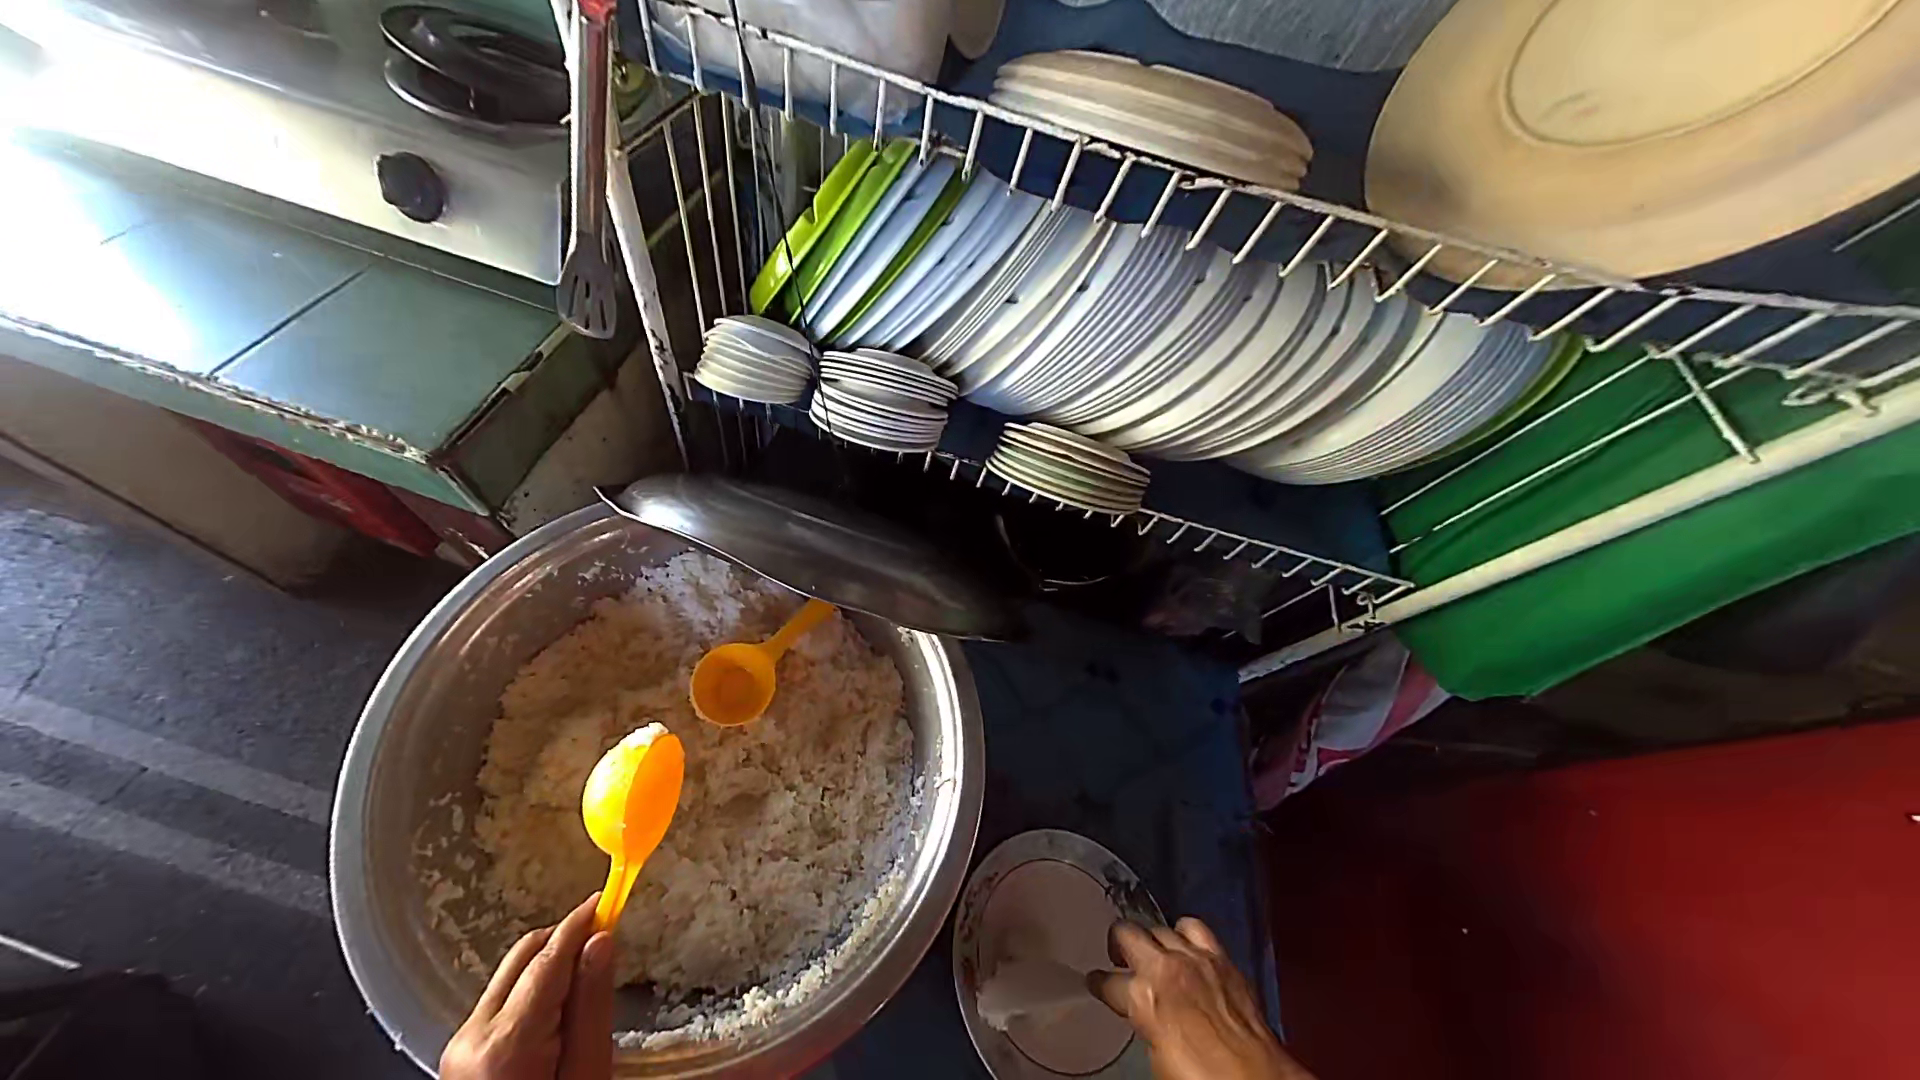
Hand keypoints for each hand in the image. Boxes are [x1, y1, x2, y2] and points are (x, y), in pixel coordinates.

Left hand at [441, 893, 615, 1079]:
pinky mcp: (456, 1056)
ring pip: (513, 972)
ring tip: (586, 979)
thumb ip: (591, 1004)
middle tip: (606, 936)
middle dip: (566, 936)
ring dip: (550, 961)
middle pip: (526, 953)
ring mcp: (457, 1047)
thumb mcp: (587, 1072)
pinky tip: (558, 1008)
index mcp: (507, 1042)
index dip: (582, 920)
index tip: (610, 898)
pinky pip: (501, 998)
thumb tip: (601, 939)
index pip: (551, 954)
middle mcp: (471, 1035)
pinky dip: (533, 986)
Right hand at [1089, 918, 1312, 1079]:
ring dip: (1152, 940)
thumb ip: (1145, 1026)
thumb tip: (1145, 1019)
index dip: (1099, 985)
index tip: (1096, 983)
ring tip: (1153, 953)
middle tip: (1119, 959)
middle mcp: (1163, 968)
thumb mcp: (1158, 1062)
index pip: (1107, 983)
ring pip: (1158, 926)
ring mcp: (1193, 958)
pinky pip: (1195, 928)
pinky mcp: (1220, 957)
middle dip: (1118, 945)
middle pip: (1126, 933)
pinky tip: (1186, 948)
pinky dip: (1185, 935)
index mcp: (1142, 998)